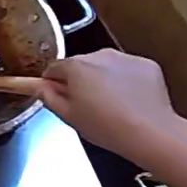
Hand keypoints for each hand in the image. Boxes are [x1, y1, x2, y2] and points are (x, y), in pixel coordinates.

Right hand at [38, 49, 186, 164]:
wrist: (150, 132)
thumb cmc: (105, 126)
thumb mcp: (67, 115)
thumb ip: (47, 96)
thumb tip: (35, 85)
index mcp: (76, 66)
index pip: (53, 68)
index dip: (53, 83)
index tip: (58, 97)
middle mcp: (99, 55)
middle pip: (79, 64)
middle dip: (79, 80)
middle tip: (85, 105)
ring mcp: (125, 58)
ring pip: (103, 65)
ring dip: (101, 78)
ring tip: (109, 104)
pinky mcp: (146, 64)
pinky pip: (126, 69)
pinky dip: (124, 80)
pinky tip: (128, 100)